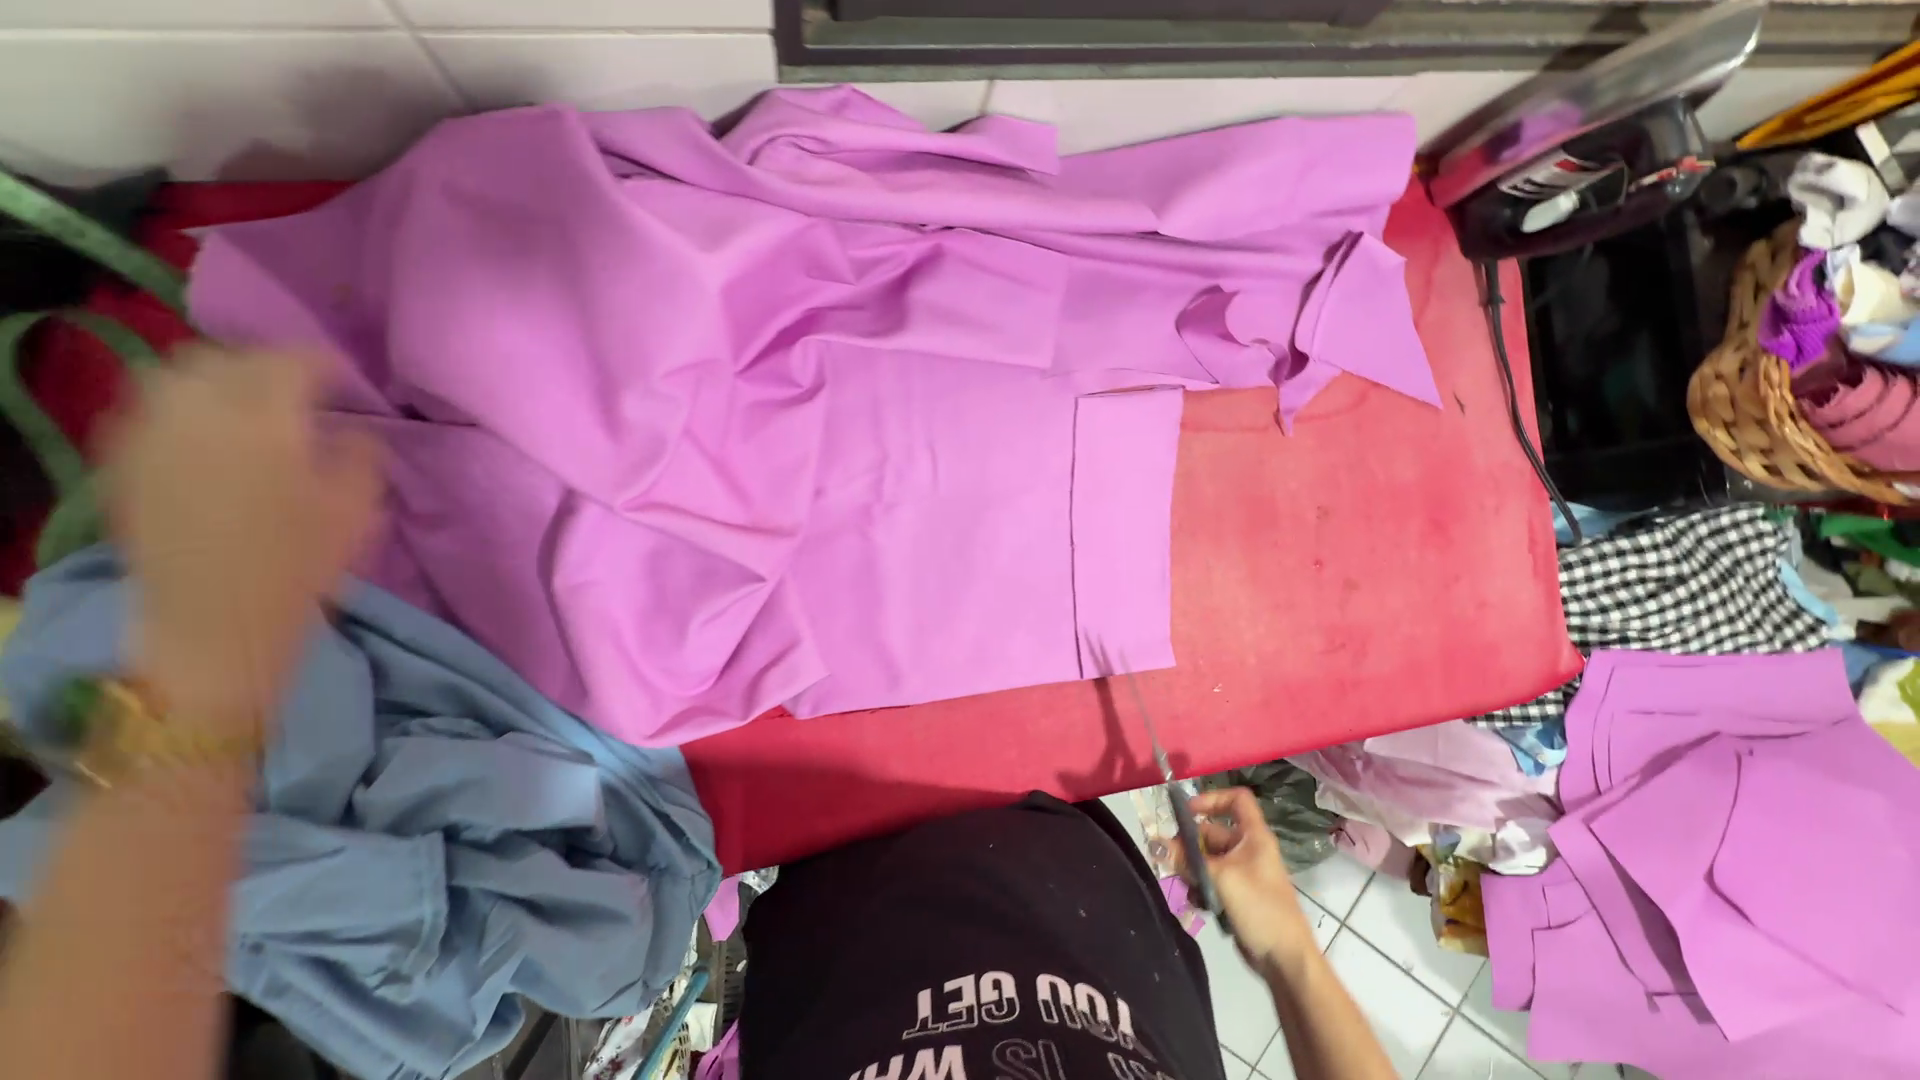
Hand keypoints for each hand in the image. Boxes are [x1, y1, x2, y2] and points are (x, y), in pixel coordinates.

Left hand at [104, 346, 382, 715]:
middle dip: (261, 365)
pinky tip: (201, 434)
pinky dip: (177, 409)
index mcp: (268, 423)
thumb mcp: (358, 511)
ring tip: (241, 405)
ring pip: (172, 376)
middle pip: (223, 359)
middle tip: (293, 389)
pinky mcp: (125, 463)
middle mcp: (201, 415)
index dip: (323, 362)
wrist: (216, 623)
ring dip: (212, 380)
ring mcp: (153, 436)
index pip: (292, 363)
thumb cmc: (300, 568)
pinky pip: (145, 411)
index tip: (345, 378)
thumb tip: (355, 431)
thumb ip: (361, 457)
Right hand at [1175, 787, 1316, 971]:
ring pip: (1207, 859)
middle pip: (1212, 832)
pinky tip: (1195, 901)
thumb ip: (1187, 859)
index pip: (1237, 800)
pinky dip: (1199, 887)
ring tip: (1182, 882)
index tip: (1187, 813)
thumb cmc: (1260, 908)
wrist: (1284, 959)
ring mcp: (1242, 873)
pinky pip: (1210, 880)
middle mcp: (1248, 849)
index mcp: (1254, 836)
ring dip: (1191, 868)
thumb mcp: (1220, 878)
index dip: (1212, 799)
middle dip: (1189, 844)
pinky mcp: (1236, 895)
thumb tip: (1154, 843)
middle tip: (1170, 858)